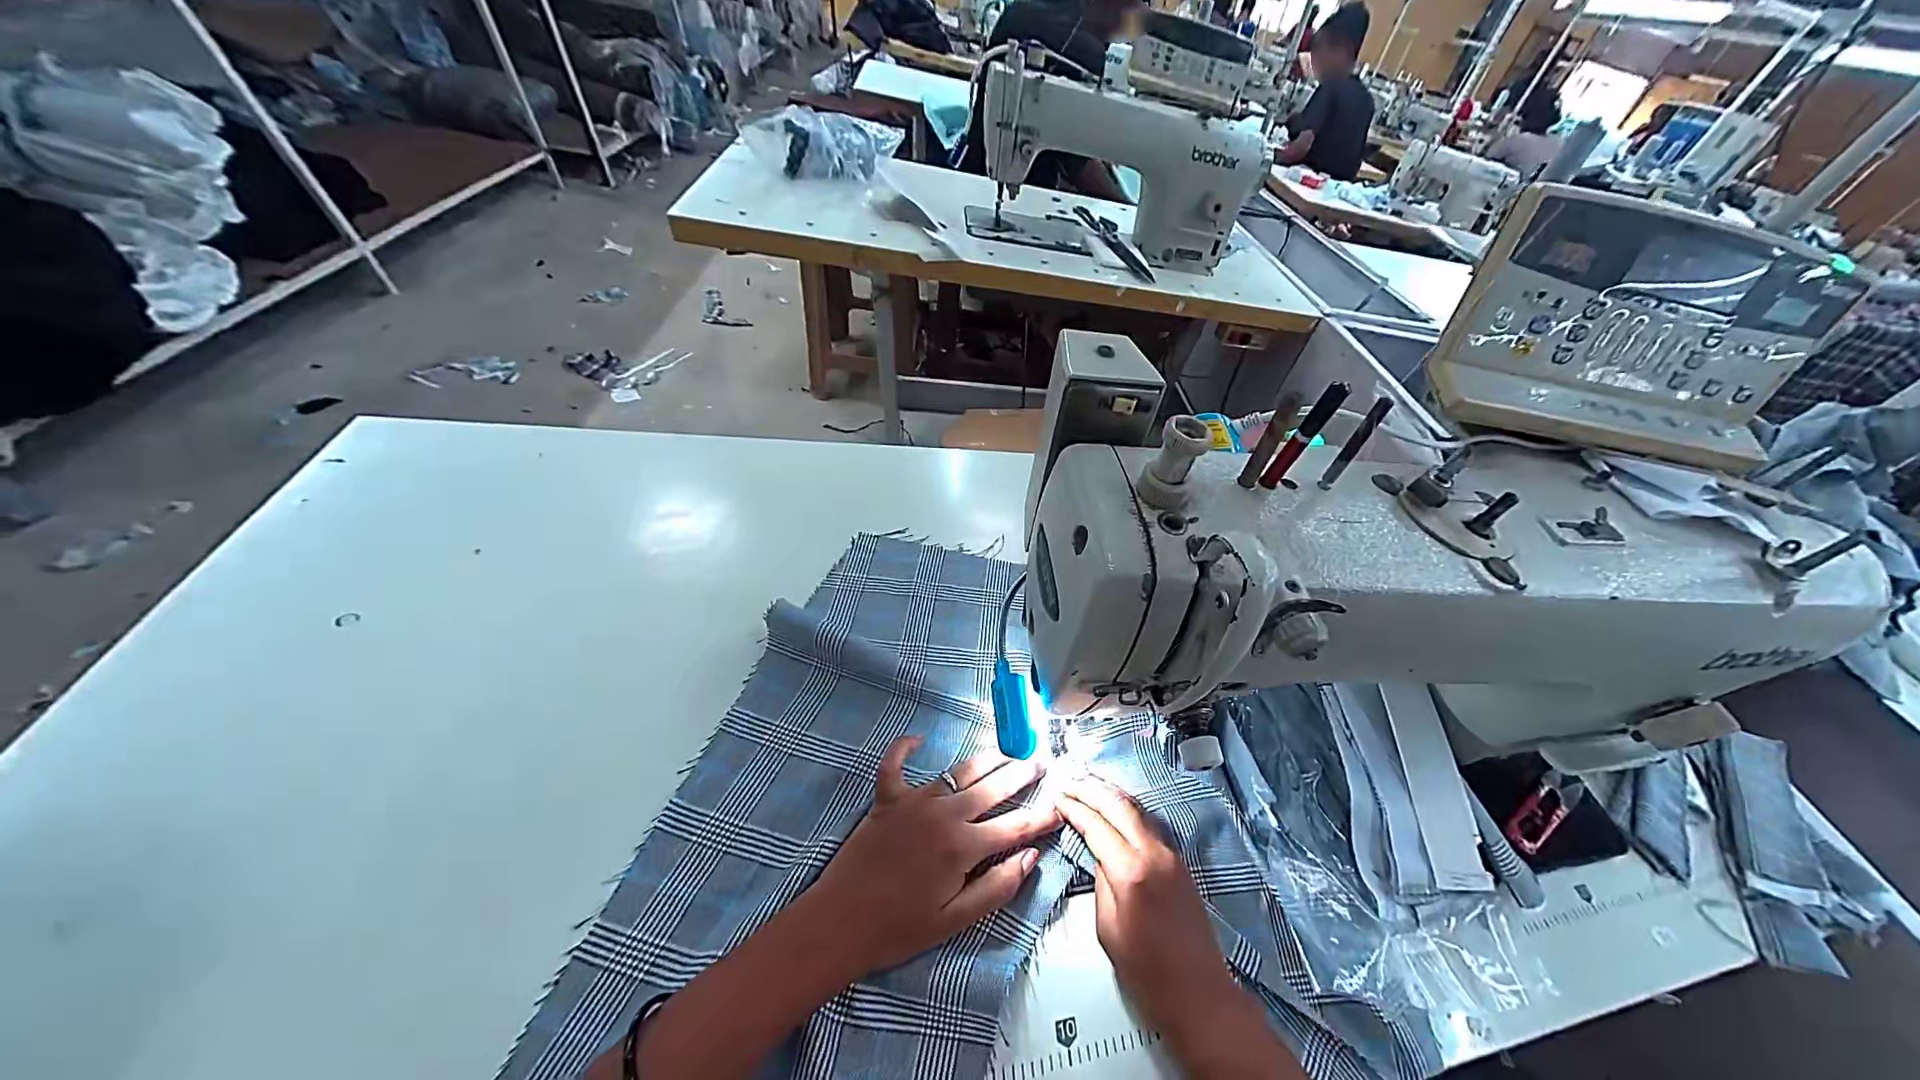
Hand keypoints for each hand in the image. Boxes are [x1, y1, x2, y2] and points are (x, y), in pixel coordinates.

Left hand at [798, 736, 1062, 975]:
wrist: (838, 923)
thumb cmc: (899, 928)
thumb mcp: (954, 921)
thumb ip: (996, 888)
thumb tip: (1031, 857)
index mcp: (963, 847)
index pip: (1014, 827)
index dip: (1041, 817)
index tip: (1061, 806)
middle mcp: (942, 815)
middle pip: (992, 789)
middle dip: (1020, 775)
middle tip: (1040, 762)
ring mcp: (912, 802)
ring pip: (957, 773)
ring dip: (984, 760)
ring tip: (1005, 751)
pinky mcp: (885, 800)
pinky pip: (894, 764)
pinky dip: (904, 749)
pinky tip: (918, 738)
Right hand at [1055, 776, 1239, 1041]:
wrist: (1200, 994)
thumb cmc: (1149, 973)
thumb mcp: (1107, 928)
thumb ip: (1101, 882)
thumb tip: (1099, 856)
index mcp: (1132, 871)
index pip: (1096, 824)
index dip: (1074, 808)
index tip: (1057, 797)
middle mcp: (1155, 855)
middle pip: (1118, 805)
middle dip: (1091, 788)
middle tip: (1068, 780)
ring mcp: (1171, 856)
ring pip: (1136, 809)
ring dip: (1109, 794)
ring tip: (1087, 783)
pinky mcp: (1180, 863)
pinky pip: (1148, 823)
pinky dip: (1126, 809)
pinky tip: (1114, 807)